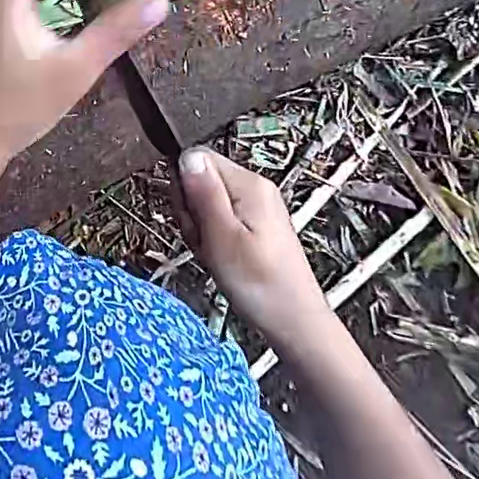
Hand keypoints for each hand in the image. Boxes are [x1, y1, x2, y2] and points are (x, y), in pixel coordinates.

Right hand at [174, 147, 335, 353]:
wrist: (294, 323)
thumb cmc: (261, 285)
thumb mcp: (222, 237)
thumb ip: (204, 193)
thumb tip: (187, 155)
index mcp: (248, 184)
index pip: (196, 158)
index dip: (184, 188)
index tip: (193, 219)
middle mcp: (254, 186)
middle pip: (200, 178)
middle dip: (192, 211)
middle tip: (205, 241)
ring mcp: (256, 204)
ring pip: (206, 200)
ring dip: (201, 228)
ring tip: (215, 253)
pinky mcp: (255, 222)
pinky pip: (219, 217)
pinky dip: (213, 237)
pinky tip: (222, 257)